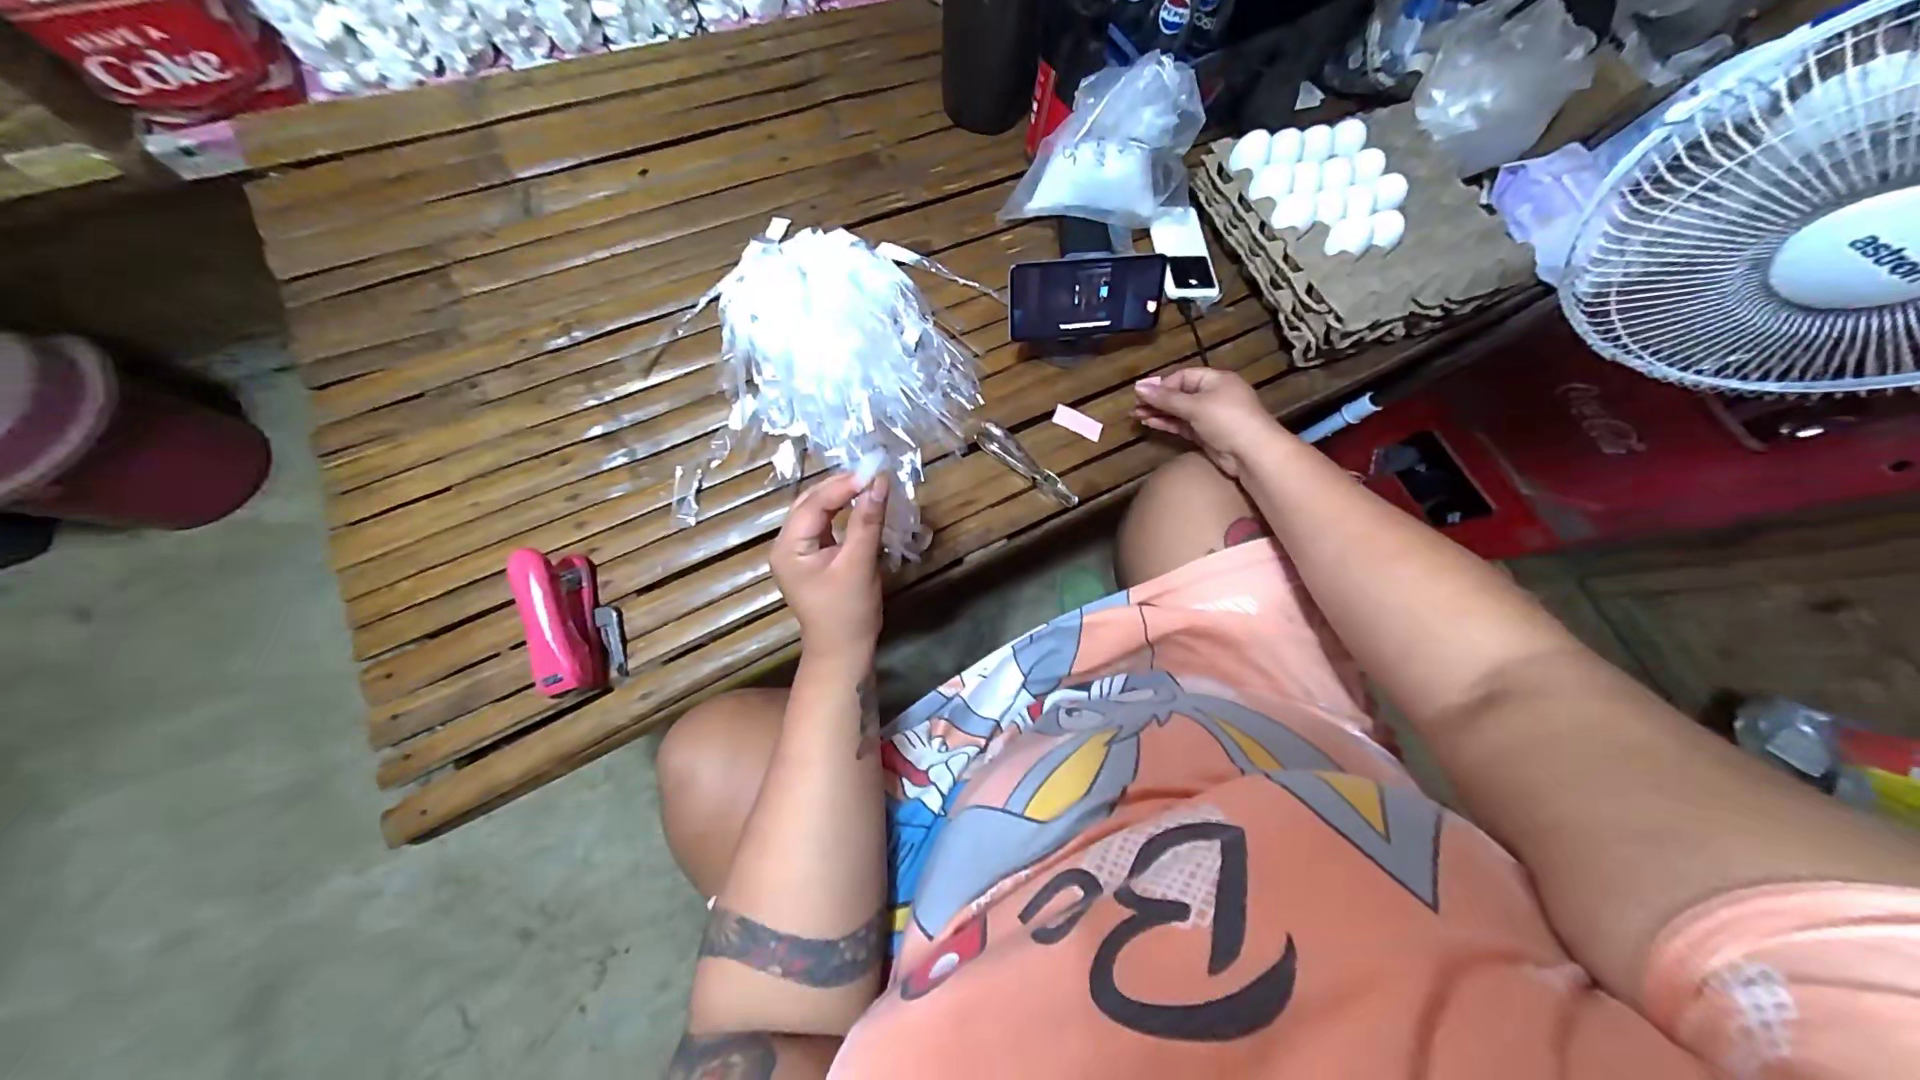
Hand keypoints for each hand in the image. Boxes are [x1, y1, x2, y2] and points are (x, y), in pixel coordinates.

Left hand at [771, 472, 889, 668]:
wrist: (844, 651)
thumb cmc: (848, 611)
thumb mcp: (859, 563)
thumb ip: (868, 521)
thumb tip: (879, 482)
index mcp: (788, 547)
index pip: (814, 503)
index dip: (844, 485)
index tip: (874, 472)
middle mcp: (786, 545)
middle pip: (812, 503)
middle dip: (841, 486)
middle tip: (872, 473)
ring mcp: (798, 551)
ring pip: (819, 512)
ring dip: (842, 496)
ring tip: (869, 483)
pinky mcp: (813, 558)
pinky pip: (826, 525)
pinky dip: (843, 512)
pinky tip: (861, 504)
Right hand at [1132, 368, 1286, 477]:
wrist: (1251, 453)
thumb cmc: (1226, 420)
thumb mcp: (1195, 406)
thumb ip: (1166, 398)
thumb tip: (1139, 388)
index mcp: (1216, 380)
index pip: (1183, 376)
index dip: (1162, 384)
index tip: (1143, 394)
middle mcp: (1213, 395)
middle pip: (1180, 394)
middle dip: (1157, 400)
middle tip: (1135, 406)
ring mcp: (1210, 416)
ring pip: (1179, 411)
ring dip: (1159, 412)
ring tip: (1137, 416)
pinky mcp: (1206, 434)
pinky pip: (1183, 425)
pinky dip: (1168, 423)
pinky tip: (1151, 423)